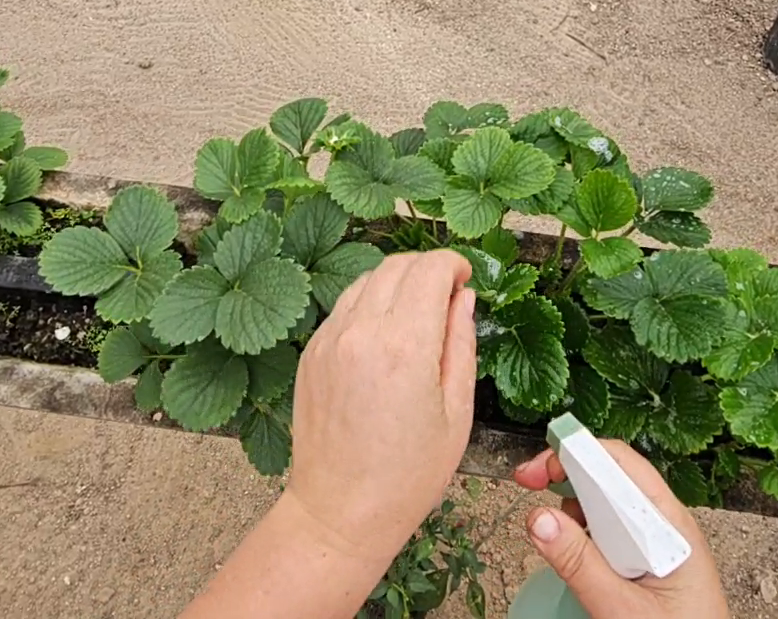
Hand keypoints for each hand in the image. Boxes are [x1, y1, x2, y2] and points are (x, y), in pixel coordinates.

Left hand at [284, 248, 476, 563]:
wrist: (339, 512)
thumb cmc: (406, 475)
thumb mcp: (456, 413)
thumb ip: (461, 344)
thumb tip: (462, 297)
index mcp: (405, 346)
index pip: (430, 269)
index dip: (453, 263)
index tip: (465, 277)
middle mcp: (362, 331)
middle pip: (398, 265)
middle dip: (428, 268)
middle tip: (446, 293)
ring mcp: (330, 338)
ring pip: (368, 278)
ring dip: (397, 282)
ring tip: (415, 315)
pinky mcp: (312, 350)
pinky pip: (344, 305)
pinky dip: (369, 304)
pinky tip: (384, 335)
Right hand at [514, 441, 729, 618]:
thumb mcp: (623, 614)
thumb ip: (580, 566)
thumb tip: (538, 517)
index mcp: (670, 526)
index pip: (619, 464)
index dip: (574, 454)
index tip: (536, 470)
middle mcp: (665, 526)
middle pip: (610, 476)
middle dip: (566, 473)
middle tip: (528, 483)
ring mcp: (657, 545)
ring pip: (607, 503)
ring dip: (573, 506)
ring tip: (555, 535)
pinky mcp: (647, 564)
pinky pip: (610, 532)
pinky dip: (584, 532)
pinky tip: (575, 556)